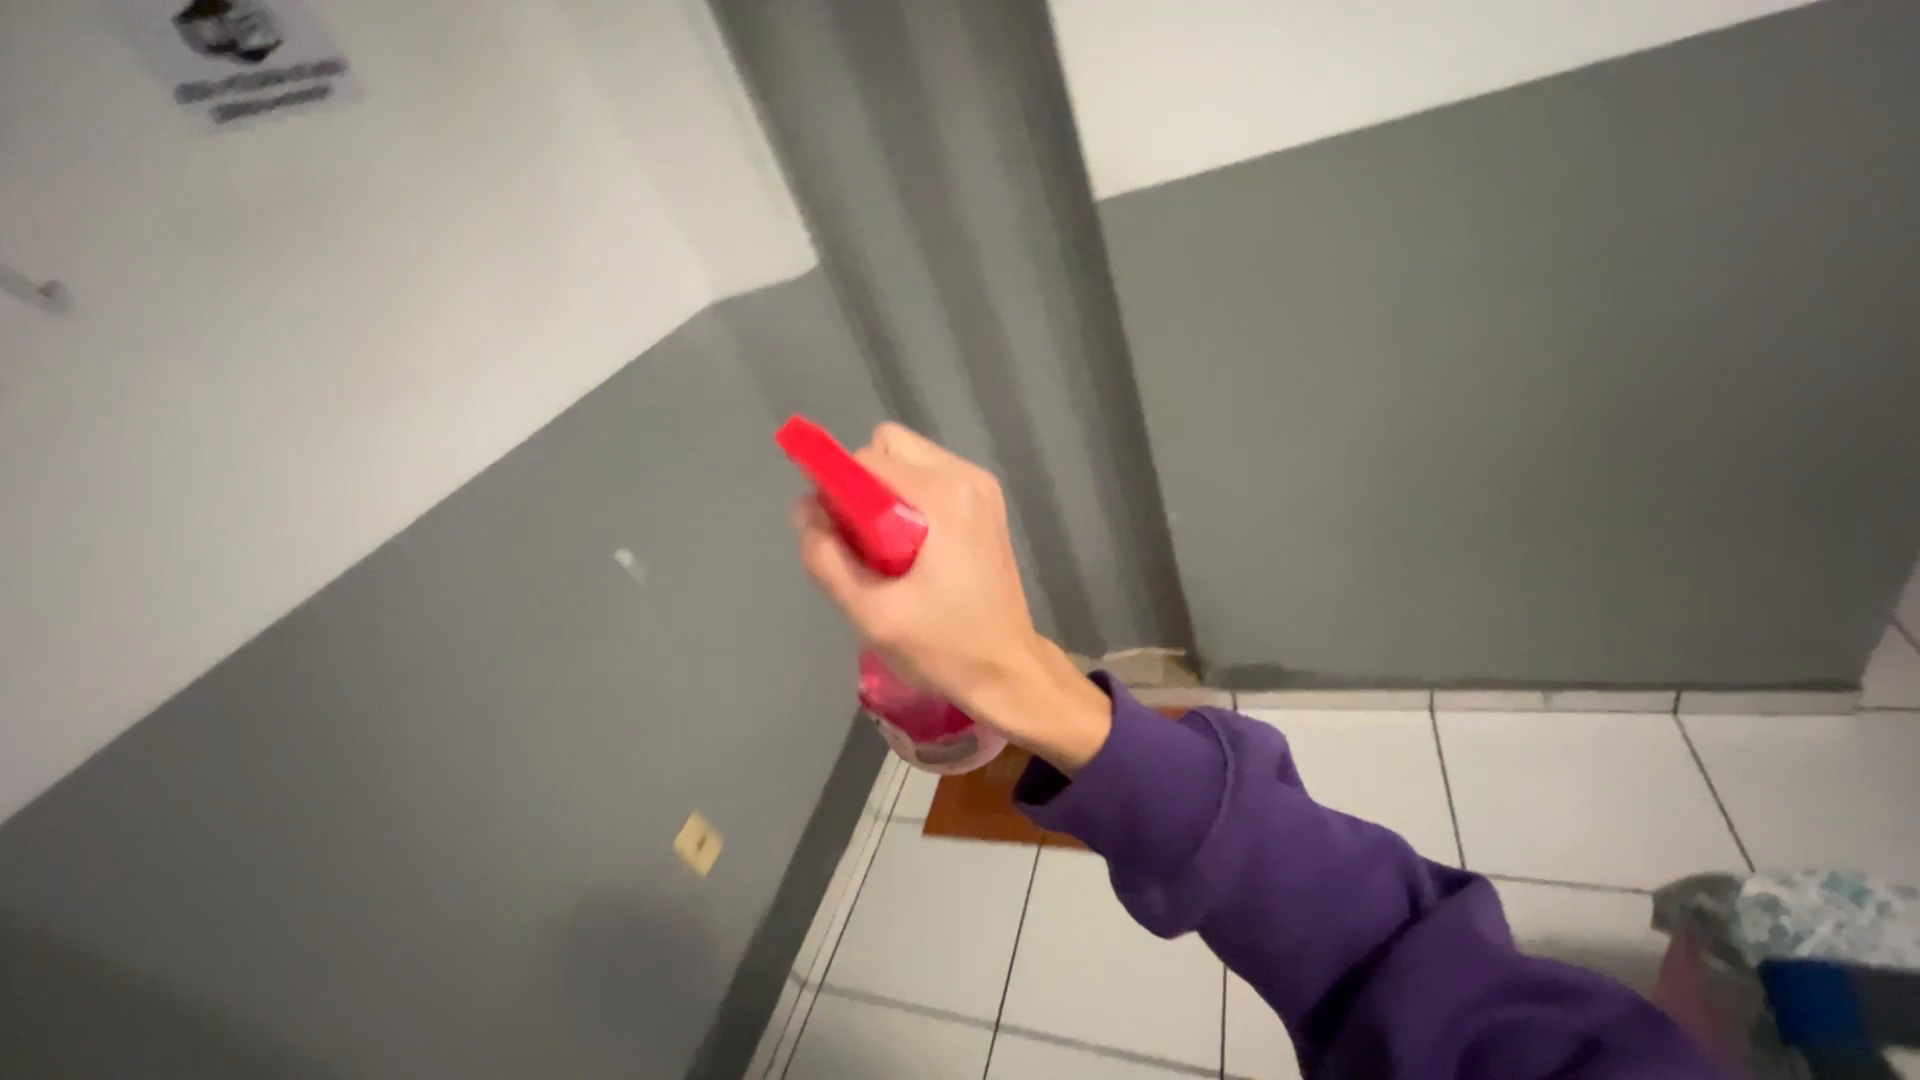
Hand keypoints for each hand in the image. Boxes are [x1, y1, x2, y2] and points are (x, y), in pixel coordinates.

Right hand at [790, 423, 1111, 771]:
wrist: (1007, 670)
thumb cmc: (942, 647)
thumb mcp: (871, 614)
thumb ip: (827, 558)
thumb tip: (804, 508)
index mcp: (943, 497)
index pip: (867, 460)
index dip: (839, 491)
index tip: (838, 534)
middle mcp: (967, 477)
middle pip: (890, 447)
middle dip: (864, 488)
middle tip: (866, 544)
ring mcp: (981, 488)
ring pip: (909, 460)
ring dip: (887, 495)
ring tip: (892, 553)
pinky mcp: (986, 503)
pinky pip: (931, 479)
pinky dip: (911, 502)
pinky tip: (915, 551)